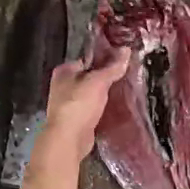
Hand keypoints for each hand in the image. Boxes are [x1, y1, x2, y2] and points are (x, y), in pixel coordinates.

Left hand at [37, 48, 131, 164]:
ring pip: (92, 93)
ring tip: (125, 89)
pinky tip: (116, 106)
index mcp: (64, 71)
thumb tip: (126, 49)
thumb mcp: (98, 81)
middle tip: (126, 75)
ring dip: (106, 93)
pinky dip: (103, 106)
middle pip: (90, 76)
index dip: (105, 58)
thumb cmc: (79, 104)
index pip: (88, 58)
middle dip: (107, 77)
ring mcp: (69, 103)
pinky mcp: (77, 118)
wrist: (68, 139)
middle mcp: (63, 85)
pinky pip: (93, 107)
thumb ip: (113, 67)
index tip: (123, 60)